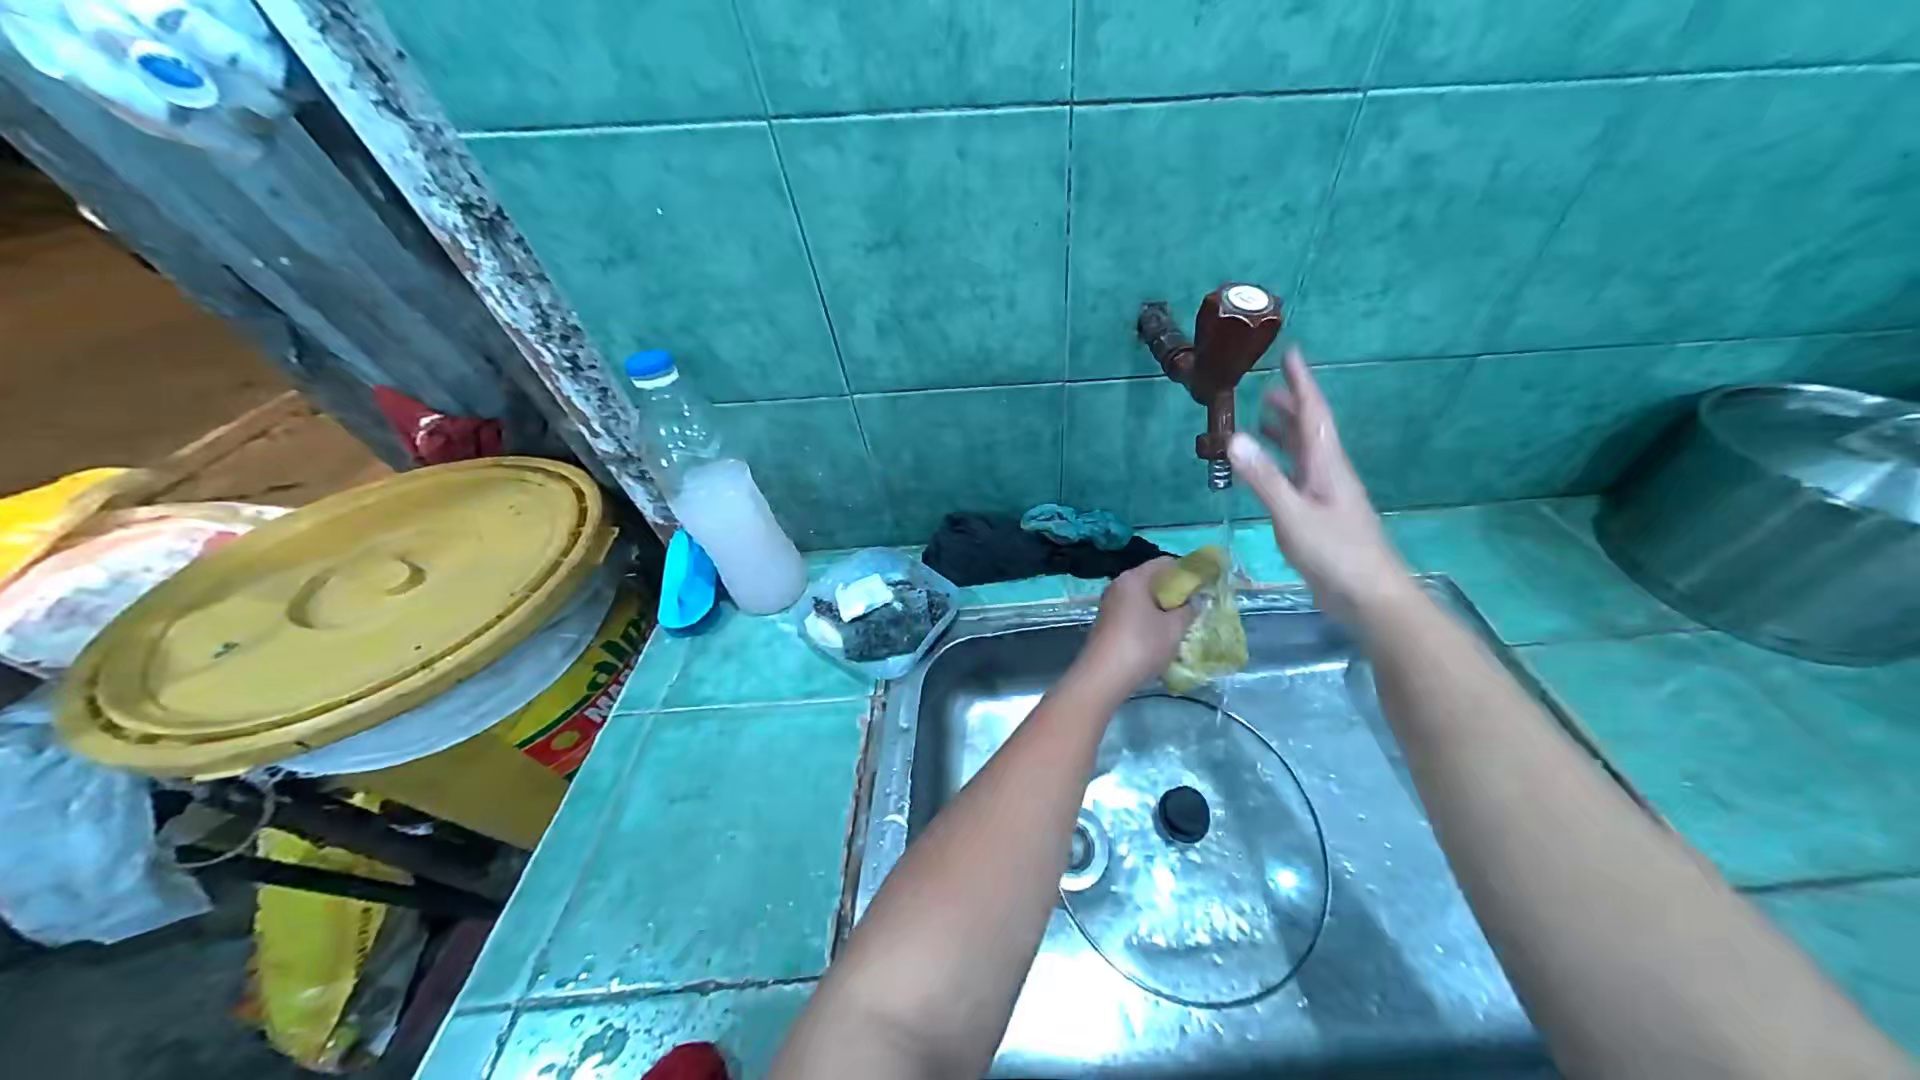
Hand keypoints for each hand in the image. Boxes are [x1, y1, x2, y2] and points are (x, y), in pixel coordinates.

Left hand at [1077, 558, 1195, 688]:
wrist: (1103, 676)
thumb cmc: (1142, 645)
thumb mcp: (1174, 628)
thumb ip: (1189, 610)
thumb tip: (1196, 600)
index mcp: (1134, 578)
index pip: (1165, 563)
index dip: (1187, 572)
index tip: (1204, 587)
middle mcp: (1118, 585)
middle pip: (1152, 579)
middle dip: (1175, 592)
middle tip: (1195, 607)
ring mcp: (1110, 603)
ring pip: (1142, 598)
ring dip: (1162, 607)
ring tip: (1181, 624)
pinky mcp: (1106, 621)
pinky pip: (1133, 611)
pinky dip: (1148, 618)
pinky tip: (1160, 635)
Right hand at [1228, 348, 1415, 624]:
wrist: (1369, 595)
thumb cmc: (1335, 552)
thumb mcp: (1293, 514)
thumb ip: (1263, 478)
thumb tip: (1234, 438)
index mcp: (1327, 465)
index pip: (1313, 414)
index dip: (1302, 384)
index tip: (1293, 354)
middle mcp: (1328, 473)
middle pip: (1310, 431)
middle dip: (1291, 407)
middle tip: (1268, 388)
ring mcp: (1326, 496)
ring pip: (1304, 455)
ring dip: (1285, 434)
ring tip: (1263, 421)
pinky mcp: (1319, 516)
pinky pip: (1297, 478)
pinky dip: (1280, 465)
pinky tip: (1269, 473)